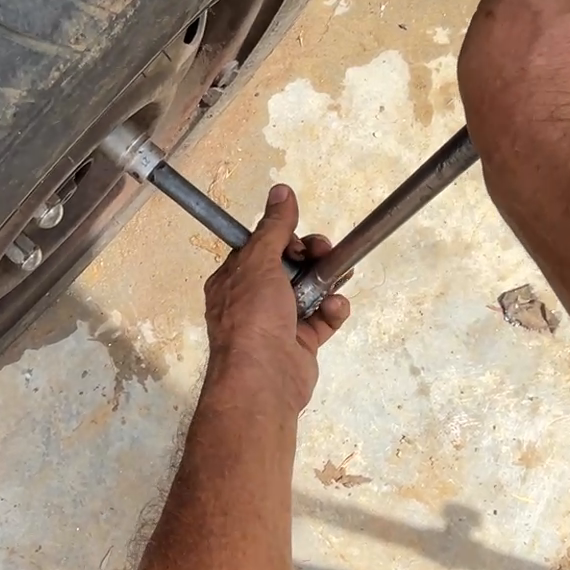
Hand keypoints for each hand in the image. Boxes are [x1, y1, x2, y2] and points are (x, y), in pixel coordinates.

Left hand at [202, 184, 349, 410]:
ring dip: (326, 280)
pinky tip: (334, 307)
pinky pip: (322, 318)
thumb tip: (281, 191)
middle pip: (288, 267)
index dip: (282, 240)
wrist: (263, 378)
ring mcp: (277, 322)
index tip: (297, 238)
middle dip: (310, 255)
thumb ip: (274, 227)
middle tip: (324, 251)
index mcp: (233, 280)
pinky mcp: (301, 343)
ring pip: (309, 290)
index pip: (260, 249)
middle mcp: (252, 300)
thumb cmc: (252, 317)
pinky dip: (332, 310)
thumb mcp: (259, 262)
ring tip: (336, 276)